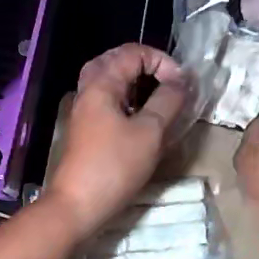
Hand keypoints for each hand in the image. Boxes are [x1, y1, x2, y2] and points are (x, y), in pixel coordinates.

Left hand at [42, 44, 189, 234]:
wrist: (77, 206)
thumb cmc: (114, 167)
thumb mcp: (150, 132)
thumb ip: (168, 101)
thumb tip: (182, 80)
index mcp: (101, 84)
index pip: (133, 52)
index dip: (162, 61)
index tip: (181, 86)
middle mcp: (88, 92)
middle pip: (116, 62)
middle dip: (146, 68)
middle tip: (167, 85)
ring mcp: (84, 112)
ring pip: (109, 84)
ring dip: (136, 85)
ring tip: (158, 101)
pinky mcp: (86, 131)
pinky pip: (106, 104)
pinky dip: (126, 103)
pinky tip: (142, 121)